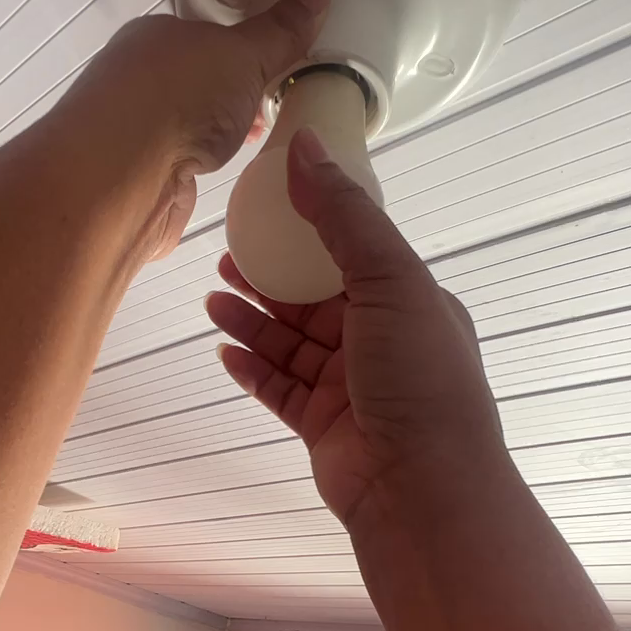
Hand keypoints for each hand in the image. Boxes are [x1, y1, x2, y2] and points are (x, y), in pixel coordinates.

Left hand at [63, 0, 326, 255]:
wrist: (125, 181)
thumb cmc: (168, 103)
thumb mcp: (244, 55)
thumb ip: (279, 32)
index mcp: (155, 40)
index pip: (202, 40)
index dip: (238, 53)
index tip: (268, 66)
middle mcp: (137, 88)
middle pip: (192, 90)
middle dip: (228, 102)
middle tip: (262, 110)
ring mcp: (136, 141)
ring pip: (183, 136)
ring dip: (211, 142)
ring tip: (242, 147)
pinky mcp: (142, 188)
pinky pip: (177, 178)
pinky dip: (197, 179)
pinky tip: (213, 181)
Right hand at [208, 127, 508, 528]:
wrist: (419, 485)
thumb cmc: (416, 376)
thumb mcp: (388, 278)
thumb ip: (342, 215)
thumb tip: (304, 146)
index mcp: (404, 301)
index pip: (349, 256)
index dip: (305, 234)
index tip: (262, 217)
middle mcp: (377, 341)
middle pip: (311, 302)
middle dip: (269, 281)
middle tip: (225, 262)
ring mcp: (347, 387)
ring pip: (290, 345)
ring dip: (252, 323)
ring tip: (212, 302)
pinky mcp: (321, 425)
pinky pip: (279, 389)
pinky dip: (252, 370)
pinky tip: (225, 352)